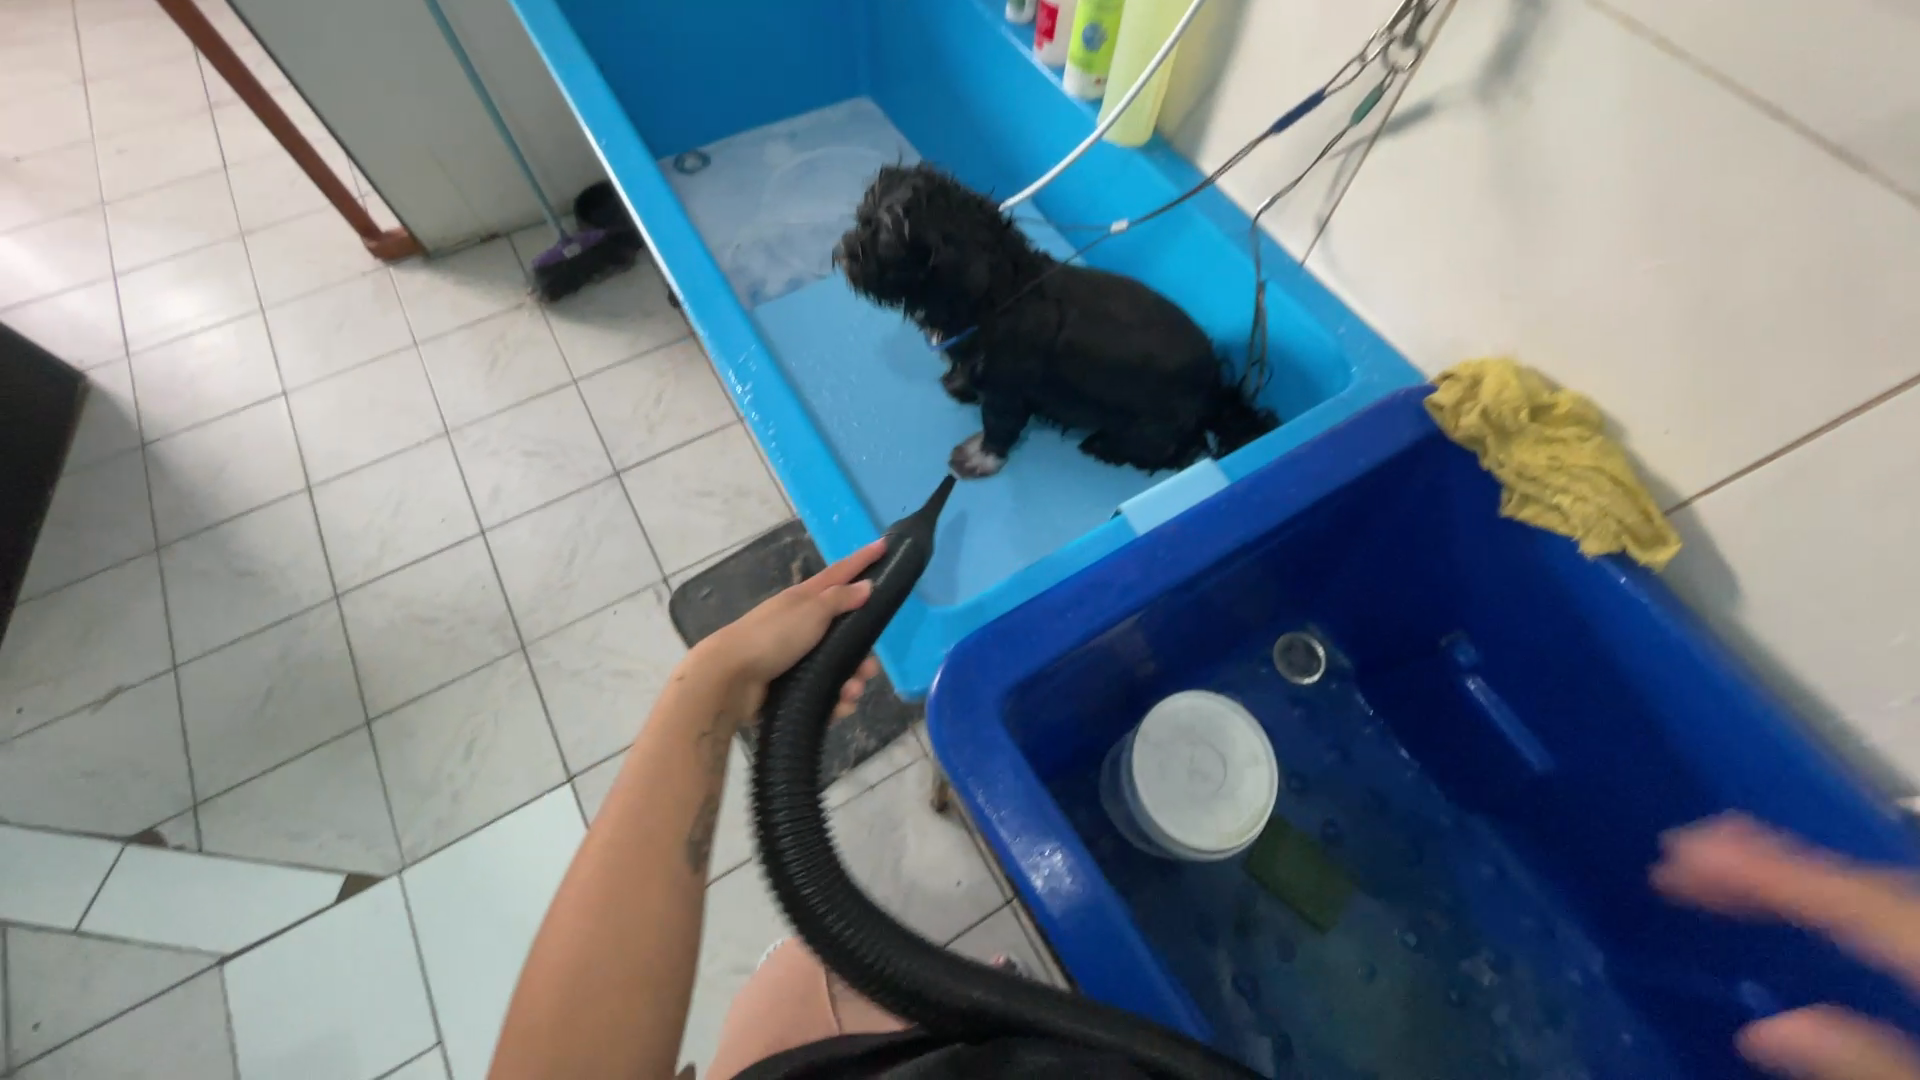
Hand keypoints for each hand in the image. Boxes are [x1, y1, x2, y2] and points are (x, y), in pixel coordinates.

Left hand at [689, 539, 887, 717]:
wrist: (729, 679)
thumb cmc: (772, 636)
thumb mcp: (810, 611)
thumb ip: (840, 599)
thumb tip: (866, 585)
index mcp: (805, 600)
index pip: (840, 573)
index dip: (862, 560)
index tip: (884, 545)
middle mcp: (802, 625)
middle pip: (845, 632)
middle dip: (863, 652)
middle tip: (870, 668)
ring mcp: (796, 657)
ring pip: (838, 666)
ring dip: (851, 681)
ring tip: (851, 692)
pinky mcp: (792, 685)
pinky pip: (825, 691)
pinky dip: (836, 699)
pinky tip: (840, 706)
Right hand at [1653, 814, 1919, 1078]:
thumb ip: (1871, 1067)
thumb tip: (1764, 1027)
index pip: (1858, 906)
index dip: (1766, 872)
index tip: (1685, 848)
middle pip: (1877, 891)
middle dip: (1775, 867)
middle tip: (1685, 853)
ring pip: (1901, 902)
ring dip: (1809, 878)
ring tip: (1733, 866)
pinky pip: (1914, 921)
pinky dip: (1856, 903)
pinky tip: (1825, 911)